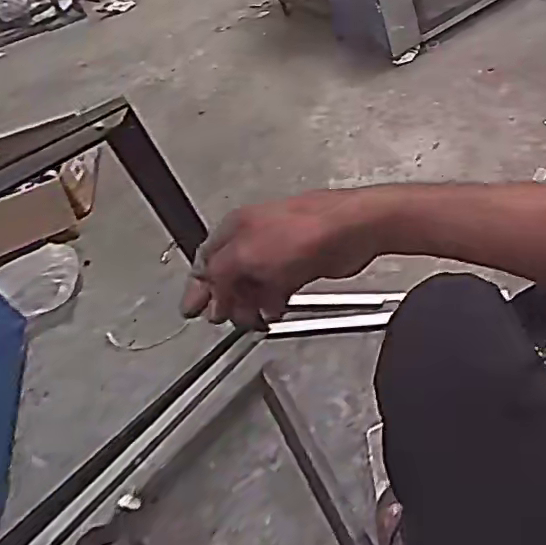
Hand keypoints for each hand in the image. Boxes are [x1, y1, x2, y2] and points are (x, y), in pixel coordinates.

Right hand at [181, 191, 381, 327]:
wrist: (351, 230)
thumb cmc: (305, 231)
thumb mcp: (245, 255)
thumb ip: (219, 275)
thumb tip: (212, 295)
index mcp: (239, 226)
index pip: (208, 259)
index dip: (200, 286)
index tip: (194, 309)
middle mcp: (259, 235)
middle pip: (233, 273)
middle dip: (228, 298)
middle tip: (227, 318)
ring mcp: (284, 249)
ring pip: (258, 282)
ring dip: (252, 302)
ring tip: (253, 318)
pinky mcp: (305, 262)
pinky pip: (281, 286)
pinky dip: (275, 301)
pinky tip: (275, 311)